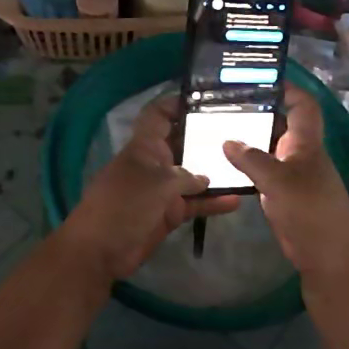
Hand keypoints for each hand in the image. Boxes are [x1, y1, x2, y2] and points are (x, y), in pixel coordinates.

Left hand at [60, 95, 239, 281]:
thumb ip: (185, 176)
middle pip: (183, 144)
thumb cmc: (124, 205)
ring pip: (194, 176)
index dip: (176, 104)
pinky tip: (236, 201)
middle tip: (241, 130)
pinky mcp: (169, 213)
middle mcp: (155, 164)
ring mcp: (162, 190)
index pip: (158, 115)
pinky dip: (212, 203)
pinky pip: (195, 204)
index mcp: (144, 148)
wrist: (102, 249)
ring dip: (216, 172)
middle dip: (207, 137)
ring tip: (246, 165)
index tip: (206, 99)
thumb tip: (205, 179)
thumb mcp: (156, 183)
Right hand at [222, 84, 348, 276]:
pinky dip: (242, 166)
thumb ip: (253, 159)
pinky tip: (220, 164)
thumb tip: (228, 140)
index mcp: (306, 144)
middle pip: (278, 124)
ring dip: (245, 140)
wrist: (327, 255)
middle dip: (254, 112)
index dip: (287, 89)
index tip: (259, 78)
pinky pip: (259, 172)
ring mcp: (289, 175)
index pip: (302, 106)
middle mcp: (298, 154)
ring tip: (212, 128)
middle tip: (220, 104)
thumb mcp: (280, 182)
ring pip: (266, 149)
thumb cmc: (310, 211)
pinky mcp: (280, 195)